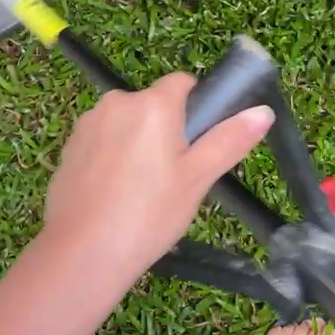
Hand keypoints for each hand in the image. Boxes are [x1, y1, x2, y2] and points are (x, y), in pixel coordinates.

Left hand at [41, 72, 274, 278]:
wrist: (82, 251)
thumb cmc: (149, 214)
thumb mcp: (197, 179)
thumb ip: (228, 140)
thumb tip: (263, 111)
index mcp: (152, 104)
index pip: (181, 83)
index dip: (195, 107)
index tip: (198, 143)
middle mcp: (117, 101)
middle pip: (152, 105)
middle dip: (166, 130)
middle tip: (174, 176)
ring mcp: (89, 122)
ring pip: (126, 123)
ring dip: (137, 143)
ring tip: (143, 191)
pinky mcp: (70, 144)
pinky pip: (102, 140)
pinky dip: (112, 157)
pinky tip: (115, 194)